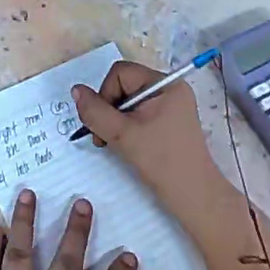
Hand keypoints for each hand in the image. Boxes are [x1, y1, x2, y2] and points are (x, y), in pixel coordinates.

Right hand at [71, 62, 228, 217]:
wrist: (193, 196)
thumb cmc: (161, 161)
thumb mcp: (122, 135)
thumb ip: (95, 111)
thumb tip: (76, 90)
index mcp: (165, 84)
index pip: (121, 73)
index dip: (105, 94)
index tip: (104, 123)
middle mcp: (170, 89)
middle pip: (124, 85)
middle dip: (108, 109)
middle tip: (104, 137)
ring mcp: (171, 106)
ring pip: (129, 101)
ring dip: (115, 121)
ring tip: (113, 143)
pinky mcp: (169, 122)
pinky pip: (139, 114)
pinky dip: (126, 127)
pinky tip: (126, 145)